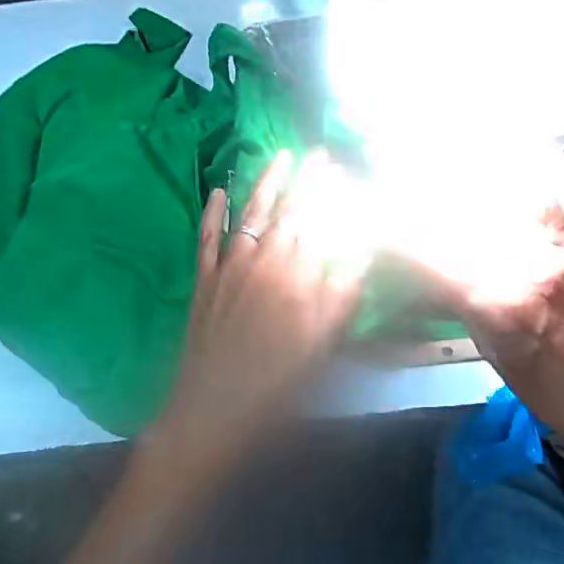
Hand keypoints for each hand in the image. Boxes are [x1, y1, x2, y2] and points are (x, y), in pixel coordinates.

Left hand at [149, 151, 370, 464]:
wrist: (214, 409)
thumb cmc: (278, 386)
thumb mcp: (324, 344)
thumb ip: (342, 293)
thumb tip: (360, 249)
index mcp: (298, 276)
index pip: (321, 223)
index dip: (334, 196)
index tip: (346, 172)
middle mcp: (264, 261)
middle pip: (289, 210)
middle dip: (306, 180)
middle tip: (320, 153)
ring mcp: (229, 268)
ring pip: (250, 213)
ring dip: (266, 183)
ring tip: (281, 155)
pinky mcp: (204, 281)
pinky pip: (207, 237)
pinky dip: (212, 212)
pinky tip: (218, 190)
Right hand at [415, 178, 563, 484]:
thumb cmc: (551, 393)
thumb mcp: (492, 354)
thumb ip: (460, 304)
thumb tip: (426, 276)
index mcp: (500, 304)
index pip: (433, 257)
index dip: (397, 238)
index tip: (376, 228)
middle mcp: (533, 267)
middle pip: (470, 217)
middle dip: (431, 205)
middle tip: (406, 195)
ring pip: (517, 193)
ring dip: (483, 182)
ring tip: (461, 179)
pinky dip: (544, 177)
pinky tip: (524, 170)